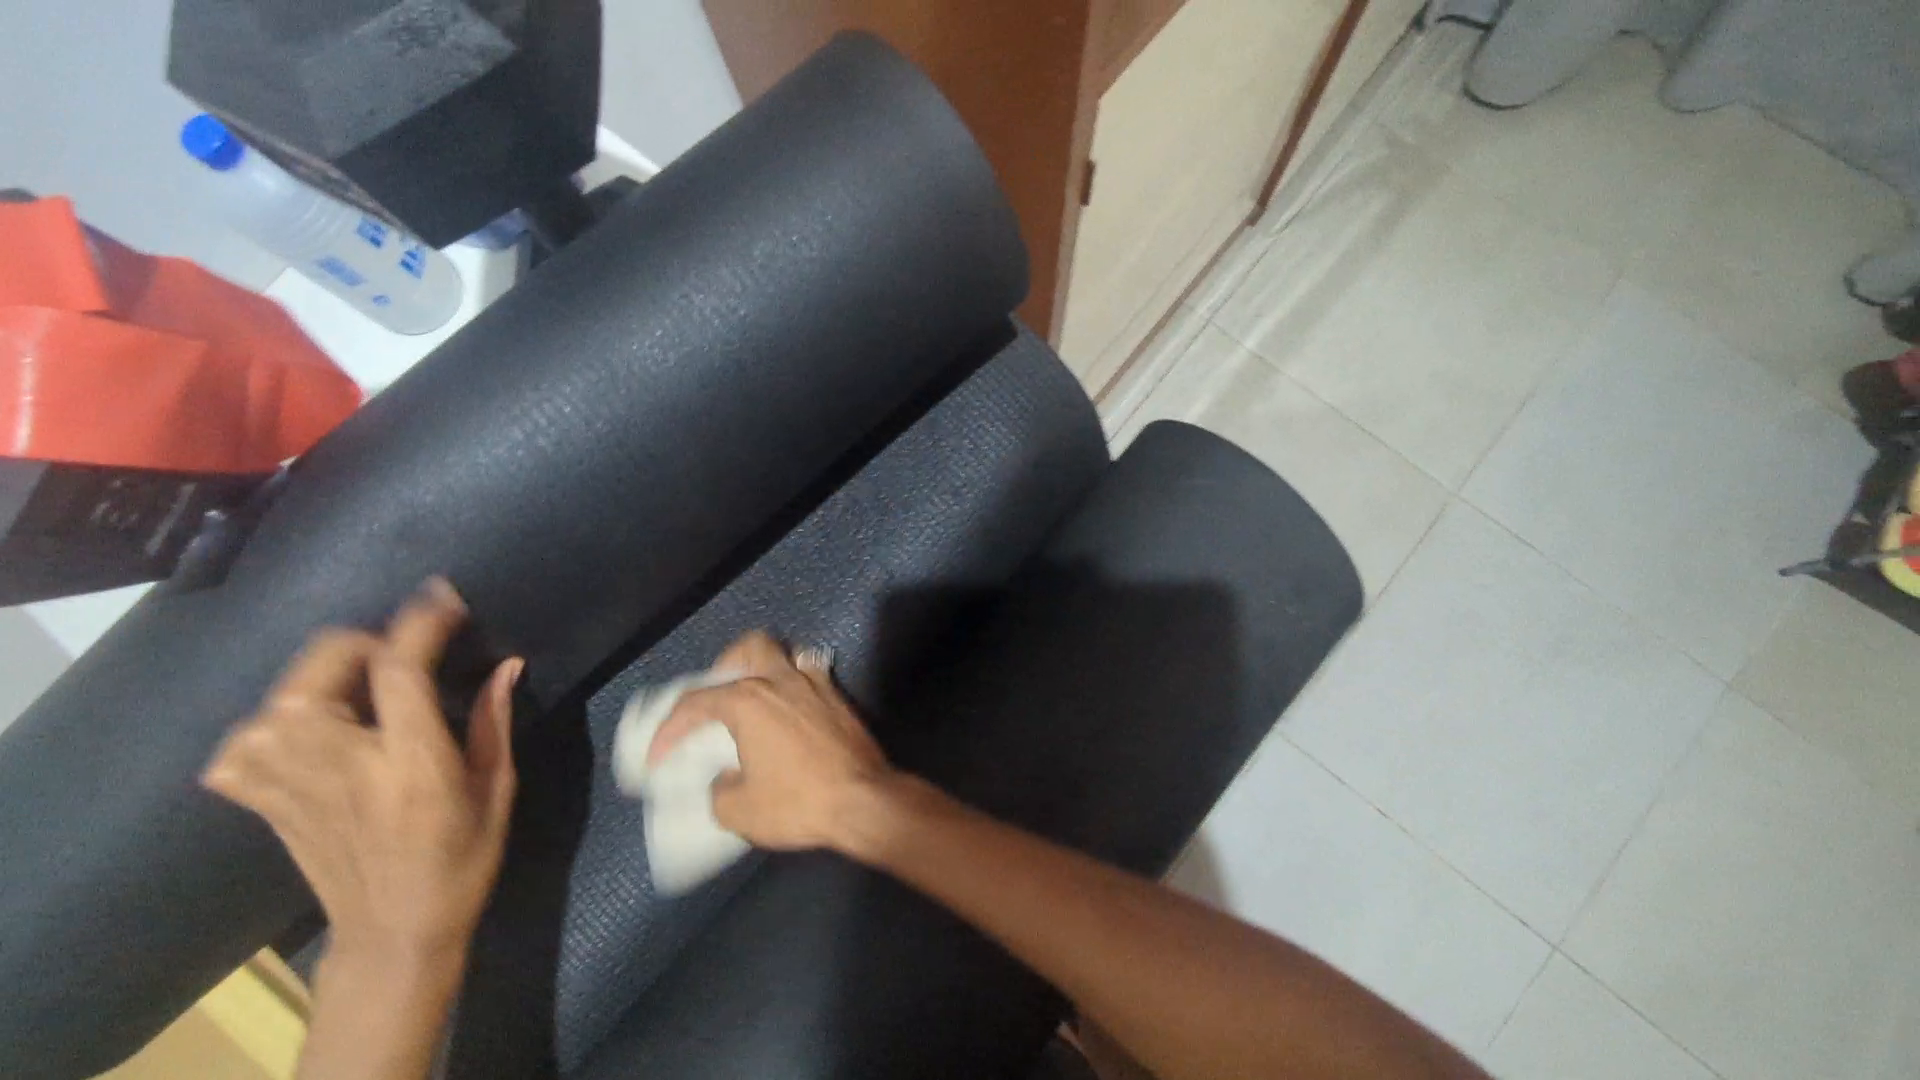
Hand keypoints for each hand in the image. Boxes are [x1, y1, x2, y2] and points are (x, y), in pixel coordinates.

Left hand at [202, 578, 521, 963]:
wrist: (392, 932)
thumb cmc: (461, 860)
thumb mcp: (496, 789)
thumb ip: (493, 721)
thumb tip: (507, 663)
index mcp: (412, 765)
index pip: (401, 670)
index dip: (422, 622)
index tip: (444, 599)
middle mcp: (343, 767)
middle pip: (324, 668)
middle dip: (364, 641)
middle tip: (400, 652)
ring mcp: (293, 787)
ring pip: (281, 697)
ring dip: (323, 679)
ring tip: (357, 689)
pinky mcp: (265, 804)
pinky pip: (242, 747)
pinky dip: (267, 728)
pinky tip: (300, 734)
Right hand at [648, 631, 892, 852]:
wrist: (865, 802)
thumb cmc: (798, 803)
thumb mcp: (739, 811)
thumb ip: (719, 790)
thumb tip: (726, 779)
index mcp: (749, 700)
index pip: (696, 703)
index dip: (669, 729)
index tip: (657, 757)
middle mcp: (782, 681)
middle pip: (752, 646)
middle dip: (728, 663)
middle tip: (720, 692)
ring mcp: (818, 686)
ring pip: (789, 654)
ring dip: (769, 669)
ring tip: (759, 698)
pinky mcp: (842, 701)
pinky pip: (814, 677)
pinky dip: (798, 688)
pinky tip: (793, 714)